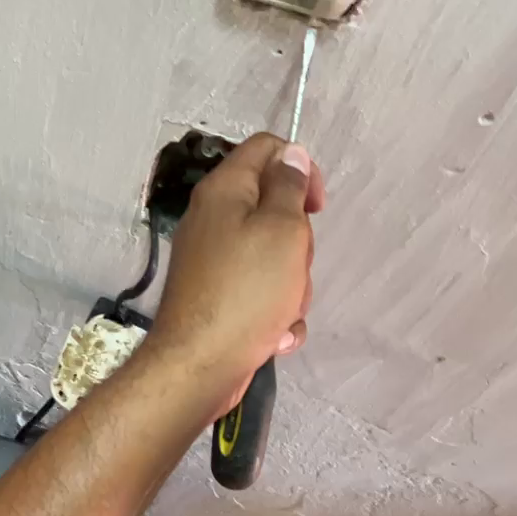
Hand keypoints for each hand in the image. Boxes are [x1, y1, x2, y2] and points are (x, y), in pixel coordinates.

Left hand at [145, 133, 325, 419]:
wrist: (200, 366)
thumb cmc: (246, 292)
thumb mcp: (281, 230)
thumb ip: (289, 188)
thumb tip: (291, 154)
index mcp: (223, 191)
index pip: (266, 149)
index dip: (300, 167)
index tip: (315, 206)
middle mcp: (212, 221)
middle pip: (274, 210)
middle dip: (297, 242)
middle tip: (294, 264)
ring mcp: (214, 262)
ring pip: (275, 259)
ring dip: (291, 287)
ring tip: (281, 309)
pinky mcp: (219, 299)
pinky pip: (262, 295)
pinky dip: (275, 315)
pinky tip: (272, 336)